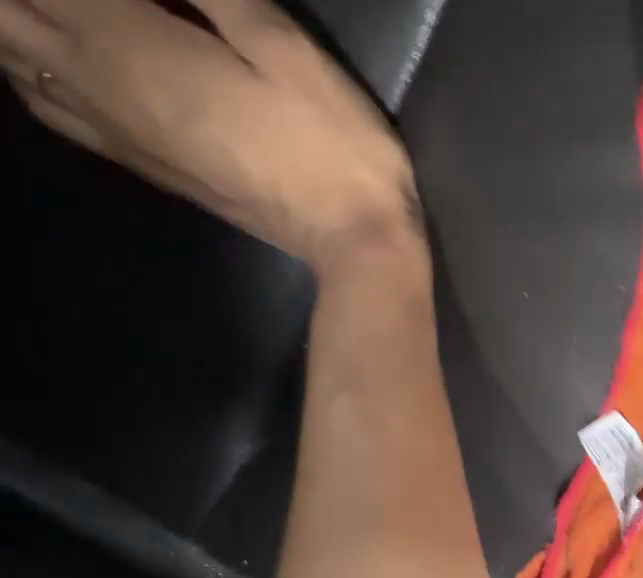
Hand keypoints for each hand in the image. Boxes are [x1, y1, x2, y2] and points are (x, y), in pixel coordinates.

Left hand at [0, 0, 417, 269]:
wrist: (354, 237)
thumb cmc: (335, 143)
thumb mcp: (290, 50)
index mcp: (127, 38)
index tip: (162, 4)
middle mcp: (91, 74)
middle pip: (4, 6)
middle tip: (115, 10)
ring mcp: (107, 123)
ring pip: (6, 47)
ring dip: (22, 18)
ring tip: (84, 22)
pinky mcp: (133, 158)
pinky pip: (39, 99)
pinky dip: (27, 64)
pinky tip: (61, 61)